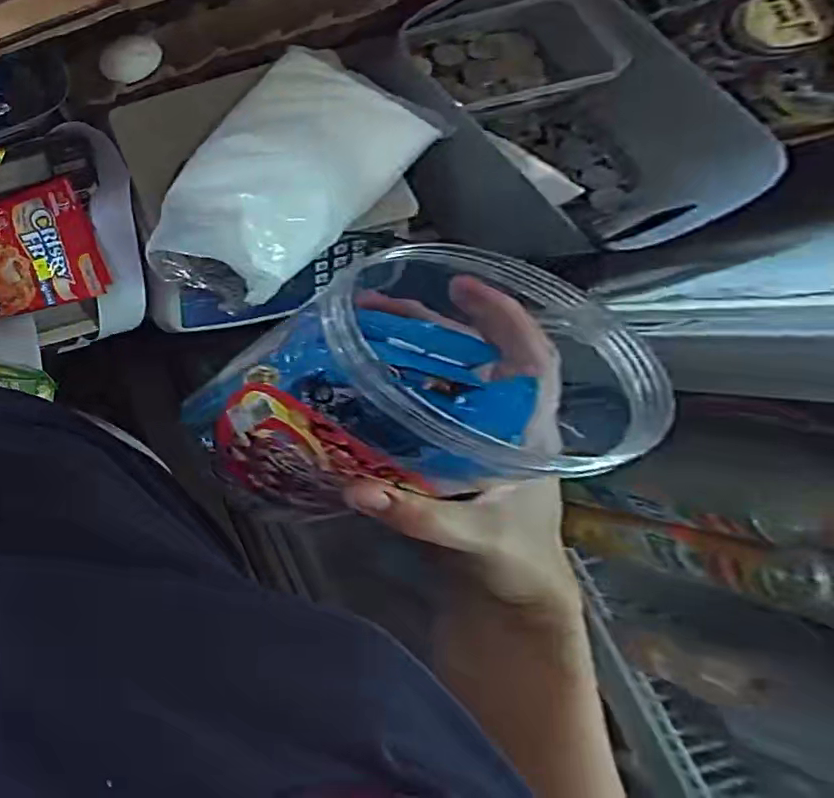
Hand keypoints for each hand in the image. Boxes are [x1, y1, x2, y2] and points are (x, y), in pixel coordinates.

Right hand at [343, 275, 579, 617]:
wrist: (508, 593)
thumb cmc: (511, 561)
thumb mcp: (472, 538)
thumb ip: (419, 515)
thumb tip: (357, 488)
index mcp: (522, 432)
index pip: (529, 361)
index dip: (505, 318)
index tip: (464, 285)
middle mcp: (496, 422)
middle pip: (470, 357)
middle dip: (426, 324)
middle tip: (373, 305)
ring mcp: (467, 433)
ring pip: (439, 375)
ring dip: (400, 348)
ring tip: (355, 328)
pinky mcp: (439, 447)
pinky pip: (413, 400)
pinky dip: (384, 381)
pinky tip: (351, 376)